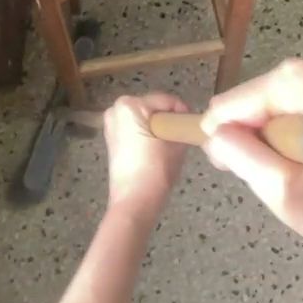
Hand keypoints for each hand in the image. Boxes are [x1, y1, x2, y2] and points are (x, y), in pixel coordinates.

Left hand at [102, 93, 190, 213]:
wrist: (134, 202)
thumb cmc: (155, 171)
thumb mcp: (177, 145)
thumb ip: (183, 126)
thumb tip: (187, 122)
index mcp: (130, 105)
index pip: (166, 100)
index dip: (182, 112)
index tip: (192, 125)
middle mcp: (116, 109)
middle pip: (152, 107)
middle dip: (168, 119)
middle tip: (182, 134)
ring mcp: (111, 123)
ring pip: (143, 117)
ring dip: (157, 126)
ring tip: (170, 143)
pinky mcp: (111, 137)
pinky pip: (134, 127)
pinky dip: (146, 133)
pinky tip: (156, 149)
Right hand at [200, 59, 302, 288]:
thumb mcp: (282, 188)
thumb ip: (242, 156)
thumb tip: (213, 135)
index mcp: (294, 84)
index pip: (227, 108)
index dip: (231, 144)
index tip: (257, 171)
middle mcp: (293, 75)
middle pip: (234, 109)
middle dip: (244, 146)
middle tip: (273, 177)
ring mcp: (295, 88)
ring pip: (241, 120)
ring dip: (253, 152)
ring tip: (283, 173)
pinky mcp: (294, 104)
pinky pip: (255, 124)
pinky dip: (262, 150)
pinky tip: (286, 167)